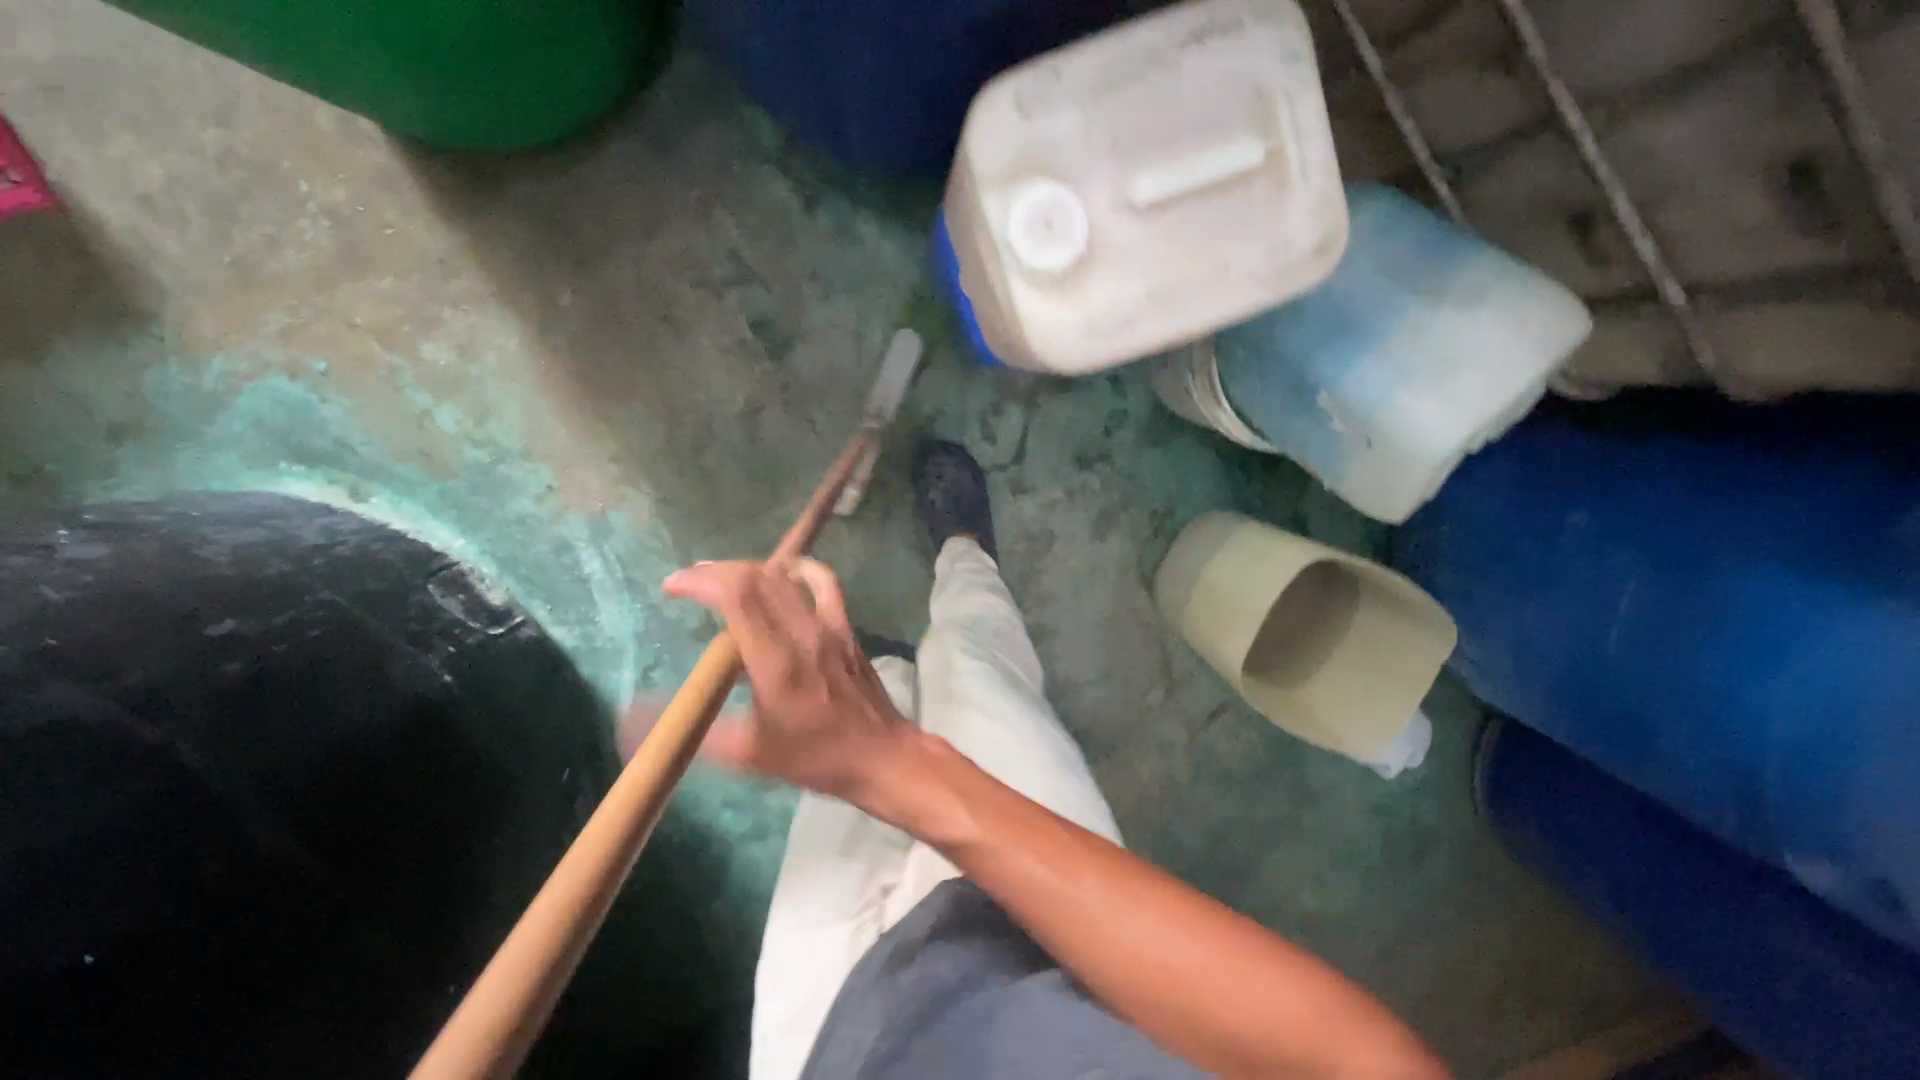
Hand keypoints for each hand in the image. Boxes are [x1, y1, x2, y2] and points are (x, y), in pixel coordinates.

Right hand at [663, 559, 913, 803]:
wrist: (881, 756)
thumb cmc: (814, 757)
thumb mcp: (748, 752)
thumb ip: (695, 733)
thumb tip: (635, 723)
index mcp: (776, 660)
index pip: (737, 595)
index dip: (701, 581)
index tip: (673, 587)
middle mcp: (803, 632)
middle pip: (757, 577)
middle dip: (716, 571)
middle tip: (689, 584)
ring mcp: (830, 625)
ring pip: (786, 577)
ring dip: (750, 570)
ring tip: (723, 578)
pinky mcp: (846, 628)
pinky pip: (824, 584)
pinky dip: (798, 571)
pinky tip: (783, 575)